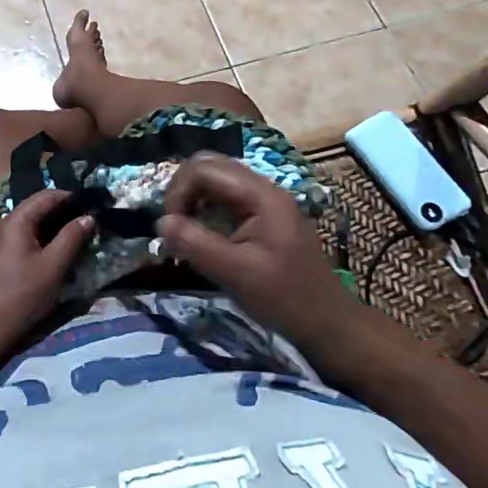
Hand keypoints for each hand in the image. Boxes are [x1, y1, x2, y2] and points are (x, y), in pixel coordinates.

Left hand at [0, 189, 94, 328]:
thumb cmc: (22, 292)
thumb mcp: (53, 265)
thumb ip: (72, 238)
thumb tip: (89, 217)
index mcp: (19, 220)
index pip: (49, 195)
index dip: (72, 197)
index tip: (95, 205)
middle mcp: (9, 224)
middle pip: (42, 208)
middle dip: (67, 213)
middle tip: (93, 222)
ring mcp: (6, 241)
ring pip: (38, 225)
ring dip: (59, 228)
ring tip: (84, 236)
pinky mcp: (7, 256)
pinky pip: (32, 239)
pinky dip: (49, 240)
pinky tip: (64, 251)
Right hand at [156, 152, 371, 343]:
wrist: (326, 321)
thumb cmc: (285, 298)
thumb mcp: (236, 274)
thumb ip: (196, 244)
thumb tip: (161, 222)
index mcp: (262, 196)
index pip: (205, 168)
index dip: (179, 191)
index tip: (170, 227)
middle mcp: (263, 189)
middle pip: (210, 166)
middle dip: (183, 191)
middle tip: (174, 226)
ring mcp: (264, 201)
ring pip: (216, 181)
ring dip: (193, 200)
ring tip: (183, 233)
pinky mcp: (262, 217)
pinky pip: (225, 199)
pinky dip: (205, 210)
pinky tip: (201, 237)